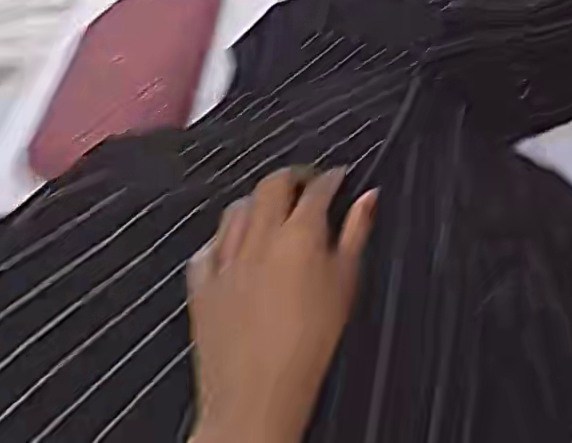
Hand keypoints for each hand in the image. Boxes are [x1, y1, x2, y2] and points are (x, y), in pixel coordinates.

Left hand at [187, 167, 378, 442]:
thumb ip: (357, 231)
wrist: (258, 394)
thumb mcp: (347, 279)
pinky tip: (235, 246)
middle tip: (309, 185)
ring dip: (257, 202)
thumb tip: (369, 196)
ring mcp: (226, 261)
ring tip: (274, 211)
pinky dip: (222, 239)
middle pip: (271, 185)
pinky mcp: (202, 288)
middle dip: (293, 177)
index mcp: (300, 233)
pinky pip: (206, 249)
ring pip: (236, 209)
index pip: (317, 187)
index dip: (333, 176)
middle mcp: (260, 238)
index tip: (341, 176)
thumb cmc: (312, 338)